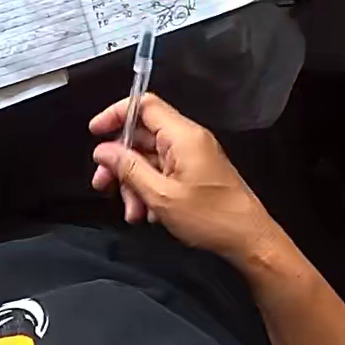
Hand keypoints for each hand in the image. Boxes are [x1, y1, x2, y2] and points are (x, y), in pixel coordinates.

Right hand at [88, 94, 284, 264]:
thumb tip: (105, 151)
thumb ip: (129, 168)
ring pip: (149, 157)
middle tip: (104, 181)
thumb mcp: (161, 195)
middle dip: (120, 160)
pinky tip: (147, 211)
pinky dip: (149, 188)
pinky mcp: (195, 172)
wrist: (248, 239)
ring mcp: (192, 156)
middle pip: (142, 135)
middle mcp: (189, 140)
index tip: (97, 131)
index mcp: (183, 136)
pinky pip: (162, 171)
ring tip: (131, 209)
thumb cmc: (214, 218)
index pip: (144, 105)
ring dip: (133, 181)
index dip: (116, 114)